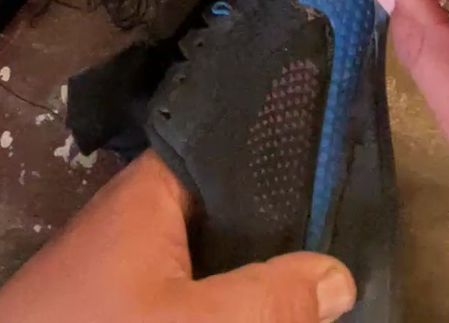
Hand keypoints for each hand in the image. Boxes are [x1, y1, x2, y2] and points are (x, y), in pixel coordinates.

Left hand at [0, 151, 356, 322]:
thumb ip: (270, 299)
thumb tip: (340, 274)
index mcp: (150, 190)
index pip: (223, 148)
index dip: (276, 156)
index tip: (332, 164)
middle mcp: (133, 210)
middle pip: (217, 202)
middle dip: (268, 222)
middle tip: (332, 228)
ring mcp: (117, 255)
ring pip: (197, 245)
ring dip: (239, 261)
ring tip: (303, 267)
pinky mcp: (108, 295)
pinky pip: (172, 276)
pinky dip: (209, 288)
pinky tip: (242, 301)